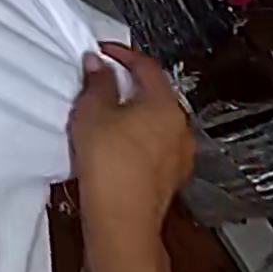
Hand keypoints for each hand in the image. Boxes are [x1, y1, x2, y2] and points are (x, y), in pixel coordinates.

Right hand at [68, 43, 193, 236]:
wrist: (120, 220)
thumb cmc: (110, 164)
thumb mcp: (92, 108)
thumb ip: (97, 81)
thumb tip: (98, 65)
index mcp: (165, 105)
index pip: (146, 65)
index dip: (122, 53)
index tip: (104, 51)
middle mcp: (179, 128)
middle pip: (154, 92)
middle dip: (128, 82)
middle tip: (102, 77)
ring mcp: (178, 156)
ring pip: (155, 120)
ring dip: (133, 110)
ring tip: (105, 110)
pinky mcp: (169, 179)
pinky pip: (154, 144)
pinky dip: (137, 135)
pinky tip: (114, 141)